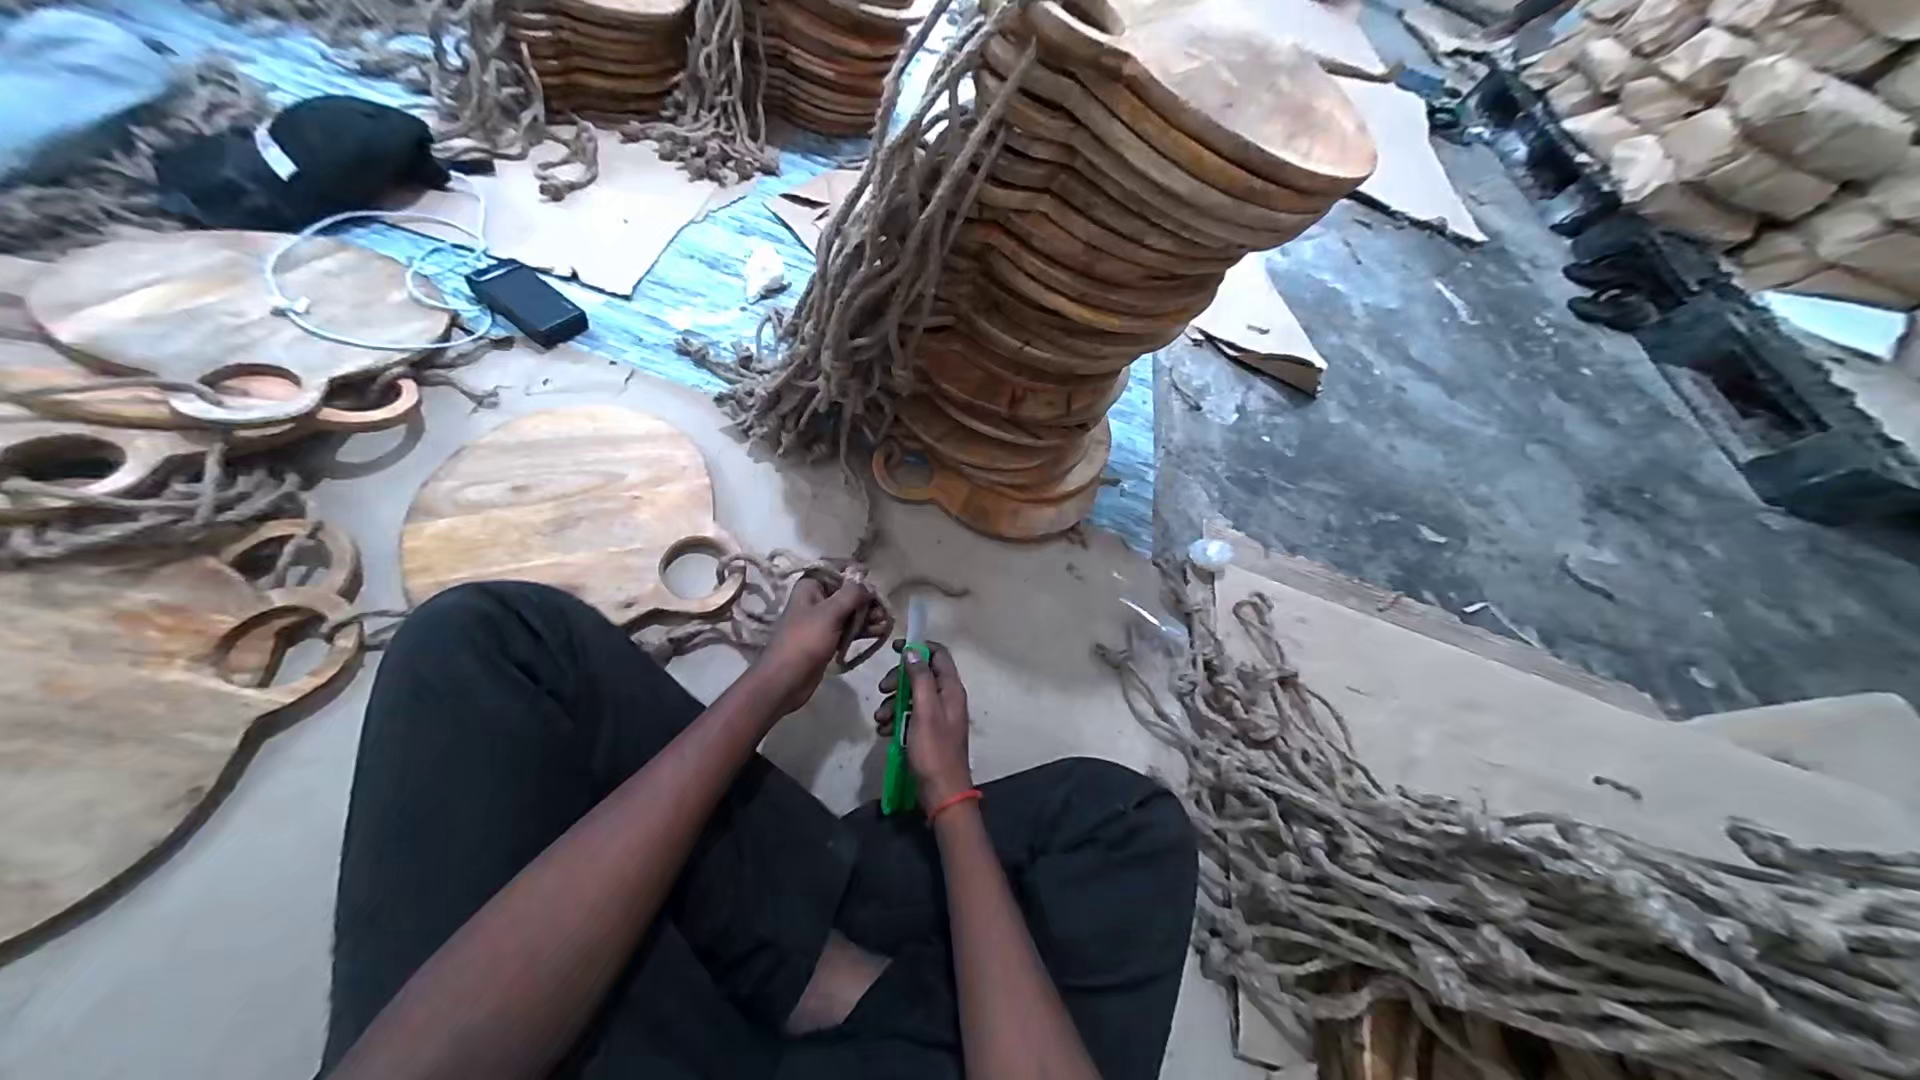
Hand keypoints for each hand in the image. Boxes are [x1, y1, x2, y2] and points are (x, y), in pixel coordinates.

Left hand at [753, 577, 883, 715]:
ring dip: (869, 615)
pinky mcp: (830, 638)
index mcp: (811, 586)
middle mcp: (817, 599)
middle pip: (848, 592)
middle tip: (884, 608)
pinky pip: (851, 628)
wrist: (786, 680)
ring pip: (852, 611)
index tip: (873, 579)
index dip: (855, 573)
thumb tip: (868, 583)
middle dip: (867, 599)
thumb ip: (852, 594)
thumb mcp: (829, 613)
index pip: (836, 570)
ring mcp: (824, 620)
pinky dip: (864, 629)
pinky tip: (880, 632)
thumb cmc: (805, 641)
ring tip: (885, 622)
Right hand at [874, 642, 972, 807]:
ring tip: (880, 719)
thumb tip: (913, 651)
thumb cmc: (934, 749)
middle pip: (921, 674)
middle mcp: (947, 698)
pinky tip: (884, 731)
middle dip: (898, 680)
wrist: (941, 792)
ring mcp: (938, 715)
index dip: (918, 647)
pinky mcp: (928, 732)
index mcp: (951, 689)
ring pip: (912, 696)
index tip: (895, 648)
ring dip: (893, 703)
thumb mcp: (924, 710)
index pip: (939, 654)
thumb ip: (920, 678)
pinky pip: (909, 715)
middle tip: (882, 690)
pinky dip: (895, 719)